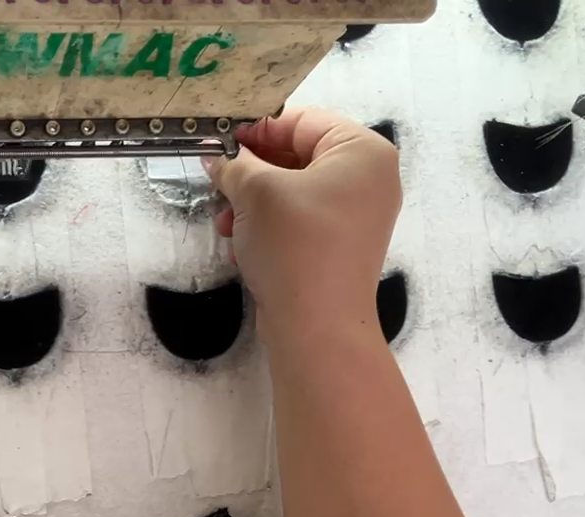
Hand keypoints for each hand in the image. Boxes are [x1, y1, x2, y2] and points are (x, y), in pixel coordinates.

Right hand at [207, 108, 401, 329]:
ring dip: (252, 208)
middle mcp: (367, 180)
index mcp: (362, 151)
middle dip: (251, 176)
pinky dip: (267, 231)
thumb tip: (216, 156)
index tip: (220, 143)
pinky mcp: (338, 251)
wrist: (317, 326)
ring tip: (225, 227)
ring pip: (292, 196)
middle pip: (297, 160)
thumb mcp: (257, 194)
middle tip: (218, 189)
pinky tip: (241, 249)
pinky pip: (298, 226)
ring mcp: (355, 218)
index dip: (257, 130)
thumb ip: (234, 167)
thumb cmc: (295, 247)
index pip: (303, 122)